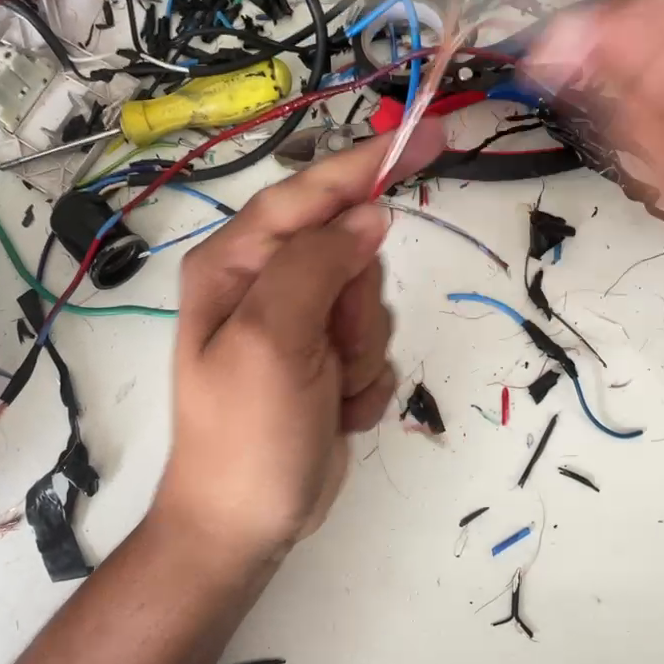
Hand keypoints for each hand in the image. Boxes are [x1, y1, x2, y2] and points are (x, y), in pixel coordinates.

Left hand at [154, 124, 444, 558]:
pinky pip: (375, 349)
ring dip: (361, 354)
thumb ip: (316, 265)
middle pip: (351, 253)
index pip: (306, 196)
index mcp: (235, 266)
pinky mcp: (327, 362)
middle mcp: (266, 285)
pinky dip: (364, 384)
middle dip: (355, 308)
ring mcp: (301, 326)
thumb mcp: (271, 341)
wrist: (245, 525)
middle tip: (329, 353)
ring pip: (372, 304)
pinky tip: (332, 411)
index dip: (364, 165)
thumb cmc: (245, 434)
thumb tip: (366, 215)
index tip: (428, 138)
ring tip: (324, 392)